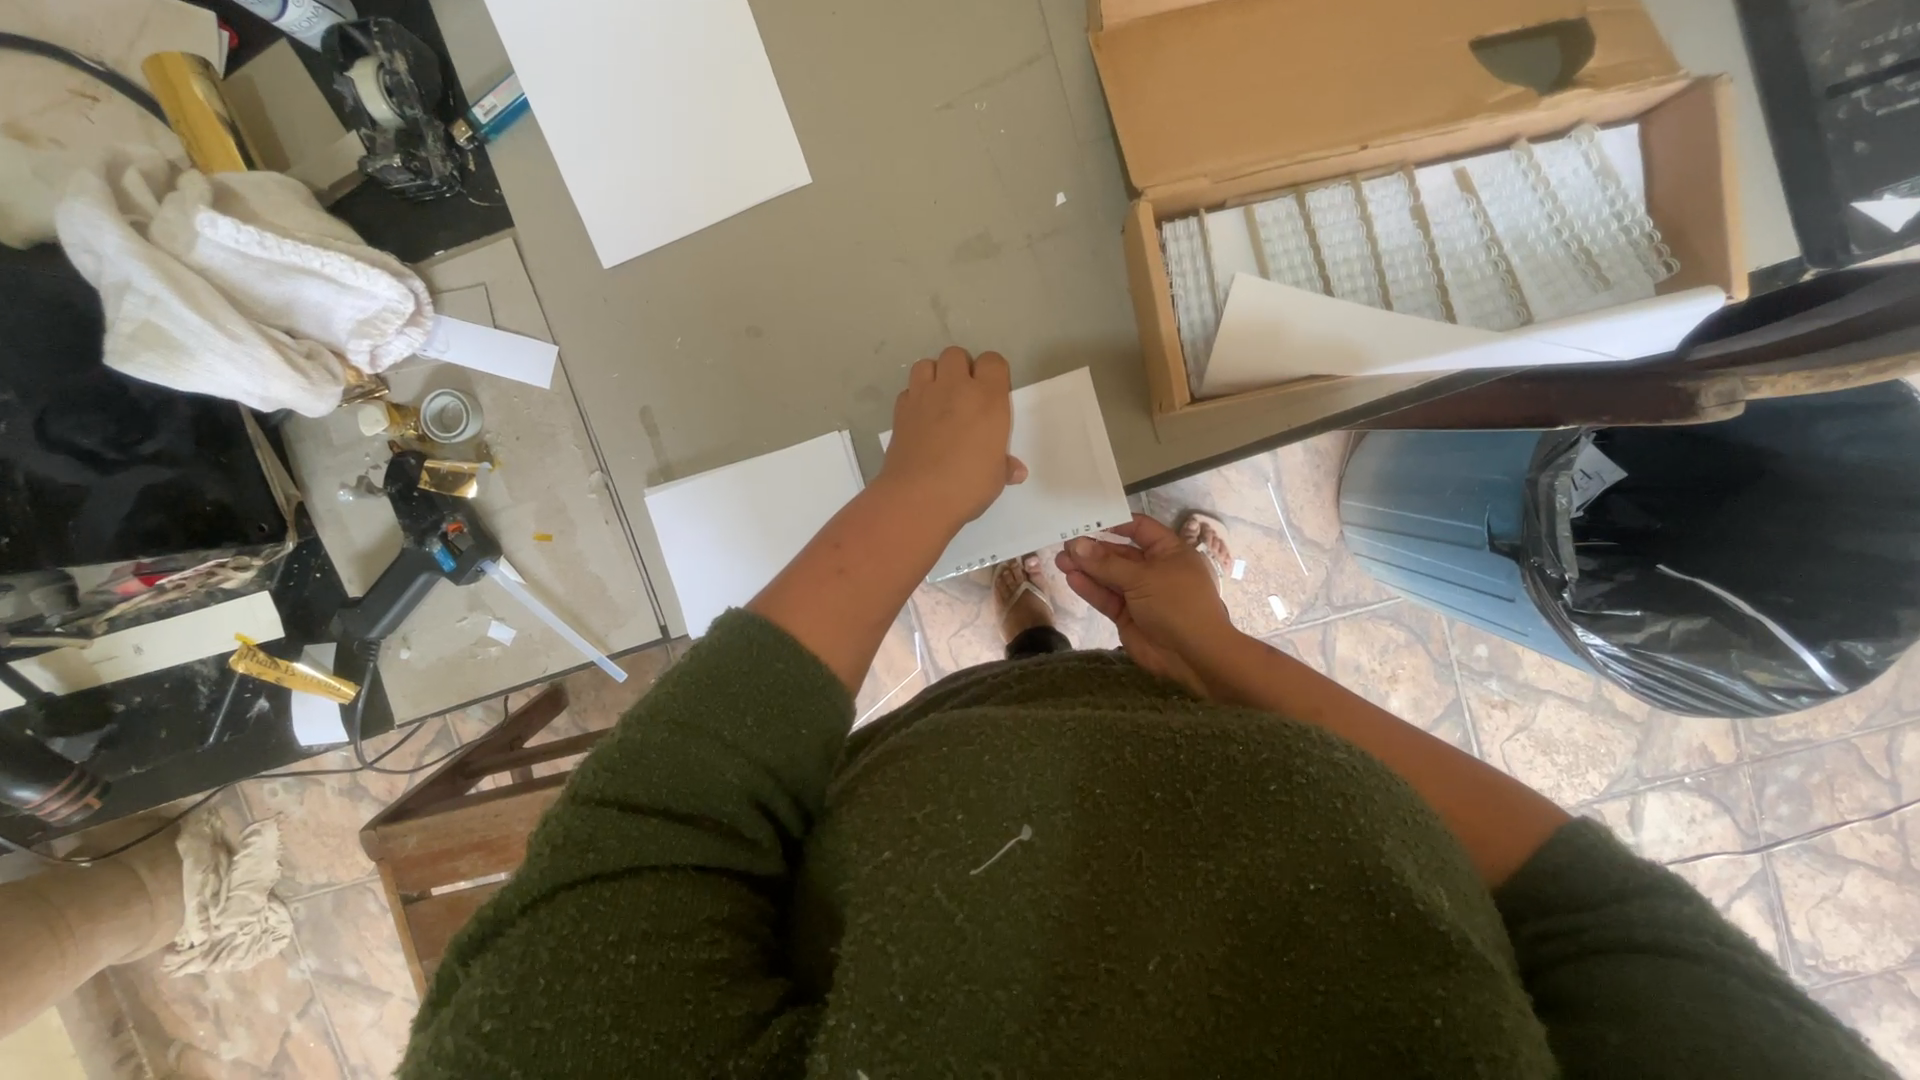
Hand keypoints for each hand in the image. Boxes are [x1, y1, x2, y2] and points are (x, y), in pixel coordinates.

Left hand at [874, 346, 1026, 530]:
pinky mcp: (900, 411)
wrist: (918, 498)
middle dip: (961, 369)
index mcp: (987, 398)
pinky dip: (914, 398)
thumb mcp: (995, 478)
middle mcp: (955, 388)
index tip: (992, 394)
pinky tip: (920, 419)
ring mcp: (923, 396)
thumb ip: (1004, 466)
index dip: (993, 374)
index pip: (993, 361)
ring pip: (926, 364)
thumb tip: (1016, 471)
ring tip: (939, 400)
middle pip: (956, 354)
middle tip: (964, 396)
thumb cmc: (967, 486)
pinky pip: (908, 391)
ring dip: (934, 376)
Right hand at [1055, 514, 1240, 695]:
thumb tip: (1076, 544)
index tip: (1088, 521)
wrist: (1193, 655)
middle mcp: (1154, 570)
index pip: (1140, 529)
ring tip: (1060, 560)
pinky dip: (1090, 589)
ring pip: (1109, 577)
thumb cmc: (1177, 604)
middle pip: (1119, 554)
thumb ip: (1107, 562)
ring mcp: (1140, 594)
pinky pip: (1106, 598)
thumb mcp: (1143, 577)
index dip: (1116, 524)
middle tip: (1065, 545)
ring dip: (1086, 569)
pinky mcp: (1127, 615)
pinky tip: (1072, 578)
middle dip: (1093, 550)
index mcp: (1169, 552)